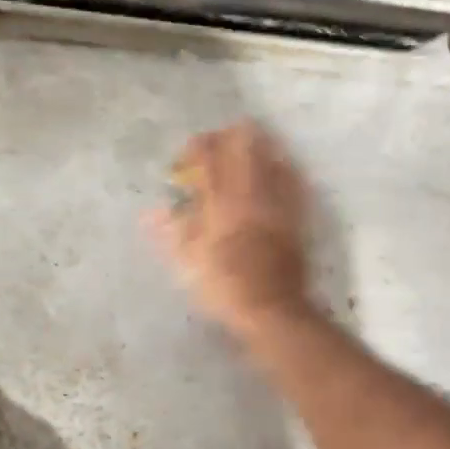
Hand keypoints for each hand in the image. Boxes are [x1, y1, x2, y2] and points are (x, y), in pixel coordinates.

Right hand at [146, 120, 313, 339]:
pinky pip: (294, 178)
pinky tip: (279, 166)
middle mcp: (252, 194)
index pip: (209, 156)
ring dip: (257, 145)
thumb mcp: (189, 264)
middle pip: (244, 144)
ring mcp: (279, 202)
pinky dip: (283, 165)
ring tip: (245, 148)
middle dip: (228, 137)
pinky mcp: (298, 214)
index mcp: (221, 203)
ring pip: (271, 154)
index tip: (187, 154)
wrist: (272, 311)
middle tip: (217, 146)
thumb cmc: (225, 289)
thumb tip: (151, 212)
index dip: (197, 146)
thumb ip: (171, 232)